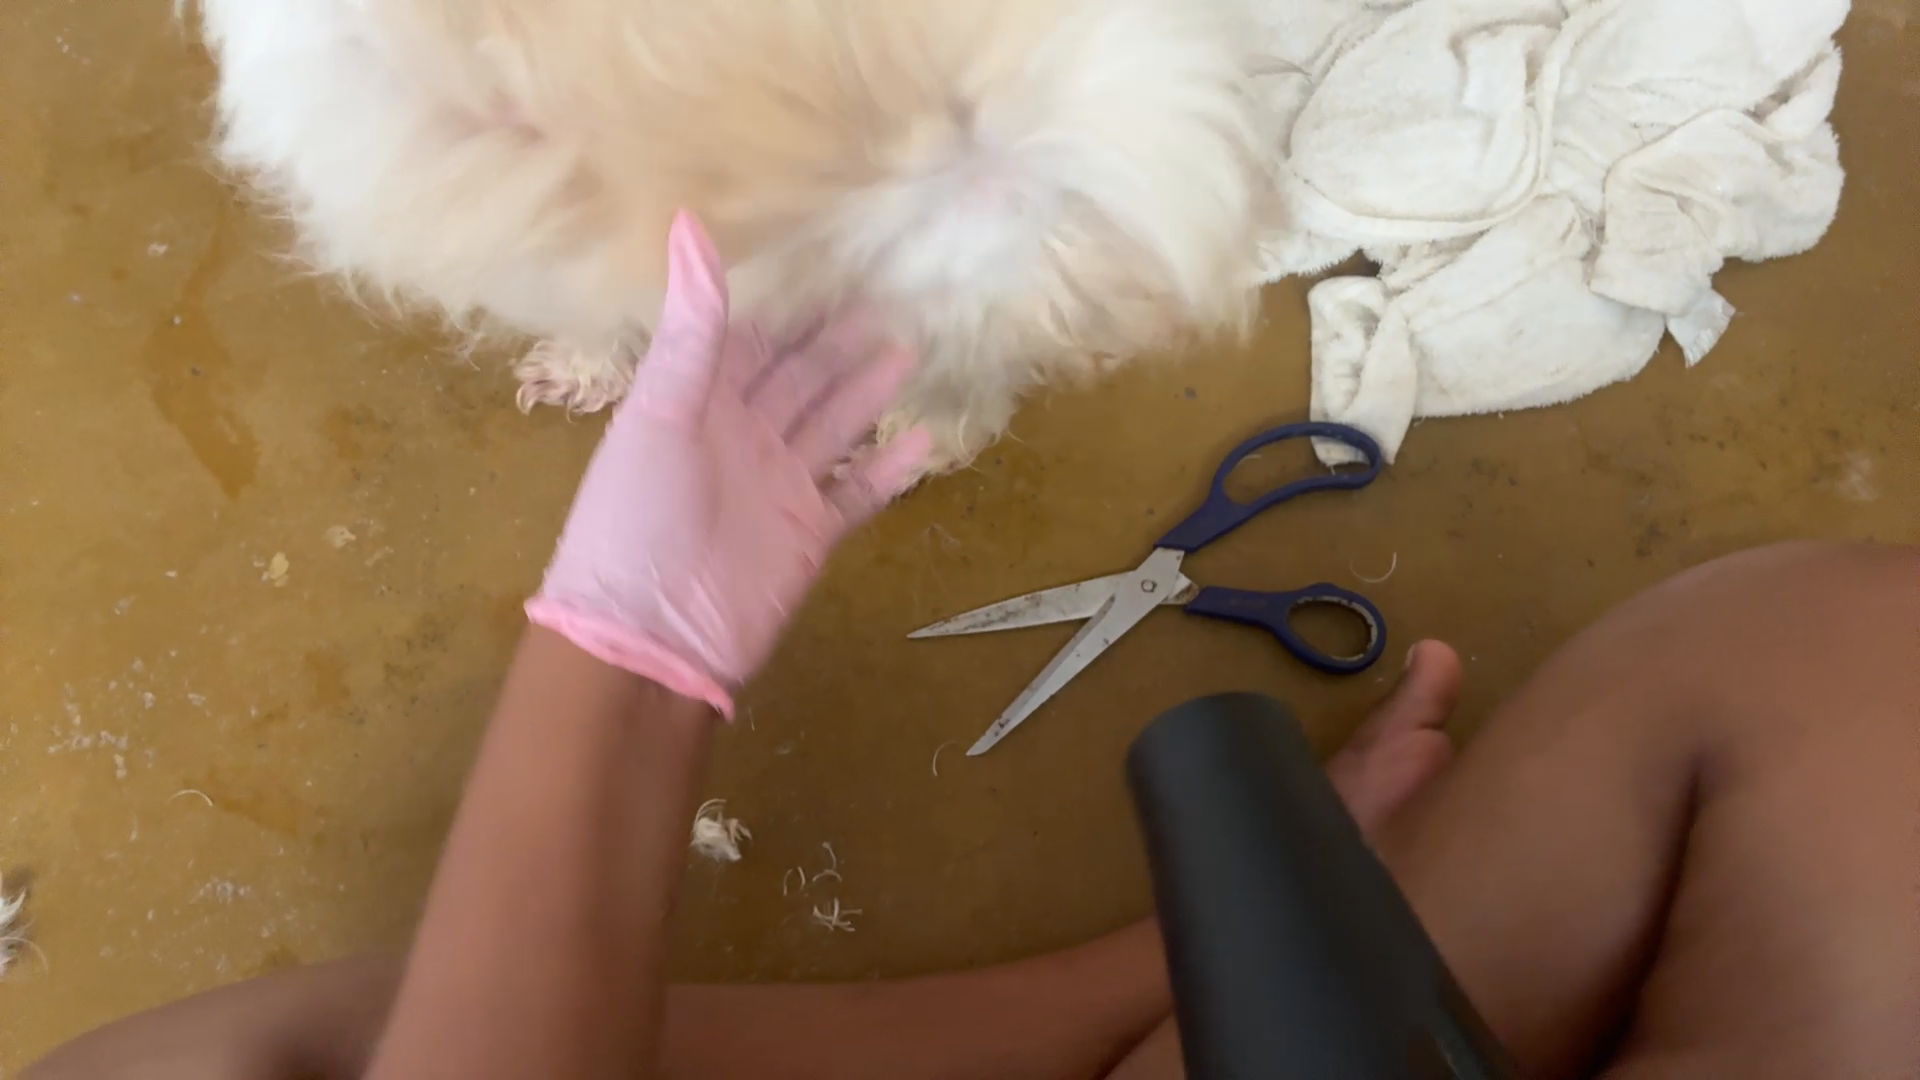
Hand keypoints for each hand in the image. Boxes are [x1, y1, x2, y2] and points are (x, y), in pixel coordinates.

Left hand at [526, 212, 929, 715]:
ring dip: (868, 395)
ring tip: (909, 355)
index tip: (829, 267)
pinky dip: (888, 471)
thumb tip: (689, 223)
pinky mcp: (811, 533)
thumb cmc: (638, 519)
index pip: (751, 345)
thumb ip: (691, 332)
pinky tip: (921, 442)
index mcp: (700, 406)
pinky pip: (857, 494)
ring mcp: (782, 487)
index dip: (787, 311)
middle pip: (801, 383)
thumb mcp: (659, 414)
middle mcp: (744, 439)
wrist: (653, 634)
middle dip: (838, 347)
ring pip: (834, 430)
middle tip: (886, 306)